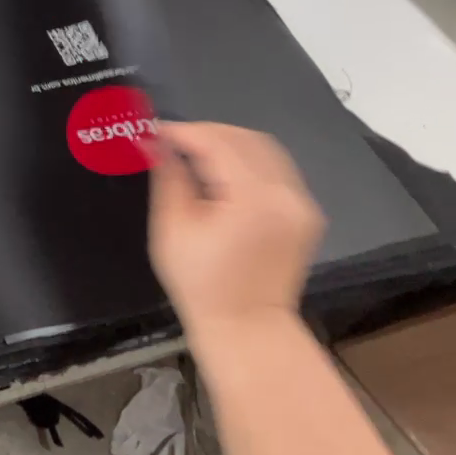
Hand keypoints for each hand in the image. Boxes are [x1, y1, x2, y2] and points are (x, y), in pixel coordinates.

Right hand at [147, 122, 322, 336]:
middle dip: (204, 132)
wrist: (246, 323)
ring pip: (265, 149)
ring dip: (225, 142)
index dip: (181, 131)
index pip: (217, 143)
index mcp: (253, 200)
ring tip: (190, 153)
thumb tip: (154, 142)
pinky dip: (244, 159)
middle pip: (247, 139)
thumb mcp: (172, 227)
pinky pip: (275, 168)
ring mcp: (301, 203)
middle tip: (168, 140)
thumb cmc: (199, 281)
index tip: (150, 131)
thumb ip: (168, 177)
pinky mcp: (304, 212)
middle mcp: (287, 195)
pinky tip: (218, 173)